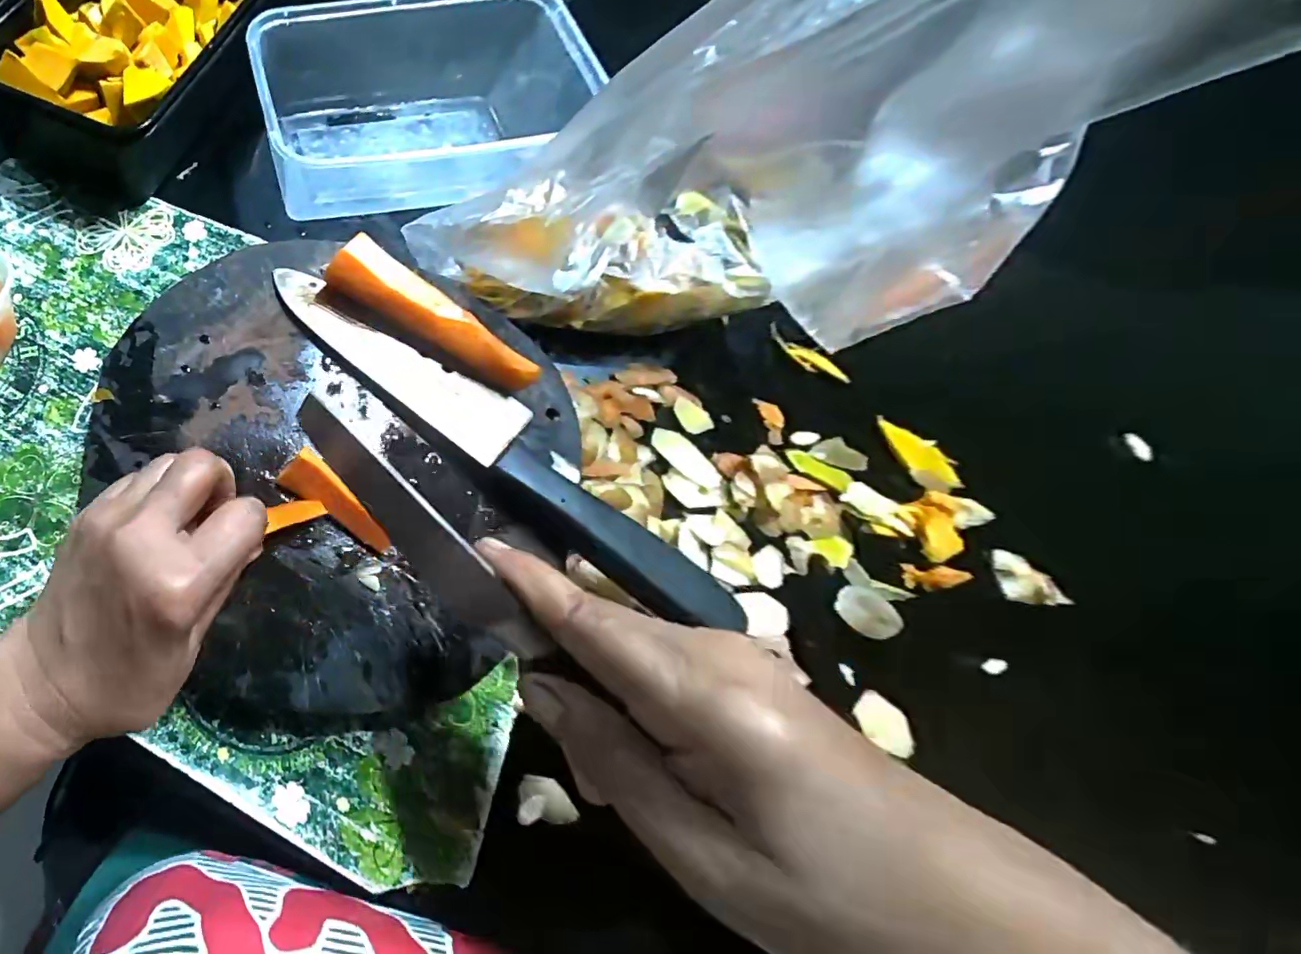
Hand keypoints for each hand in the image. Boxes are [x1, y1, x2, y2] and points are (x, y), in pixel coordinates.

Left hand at [0, 450, 264, 755]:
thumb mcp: (193, 644)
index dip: (253, 525)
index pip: (244, 514)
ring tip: (179, 521)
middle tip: (212, 518)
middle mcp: (142, 536)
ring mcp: (108, 518)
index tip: (240, 545)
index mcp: (179, 581)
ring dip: (186, 485)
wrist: (45, 684)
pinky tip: (148, 528)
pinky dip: (155, 493)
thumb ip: (226, 580)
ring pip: (168, 462)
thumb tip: (250, 537)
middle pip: (201, 464)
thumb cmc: (131, 682)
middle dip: (221, 484)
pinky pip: (138, 478)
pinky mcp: (87, 513)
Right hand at [478, 540, 1179, 953]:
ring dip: (600, 702)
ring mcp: (737, 658)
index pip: (590, 619)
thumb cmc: (833, 899)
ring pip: (628, 653)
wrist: (978, 914)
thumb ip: (611, 759)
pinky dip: (632, 707)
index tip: (481, 545)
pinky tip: (658, 774)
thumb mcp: (702, 856)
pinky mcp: (747, 676)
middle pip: (602, 634)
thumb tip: (541, 687)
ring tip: (624, 791)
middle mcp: (716, 653)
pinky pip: (660, 669)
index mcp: (702, 694)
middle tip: (582, 774)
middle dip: (562, 675)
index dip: (530, 581)